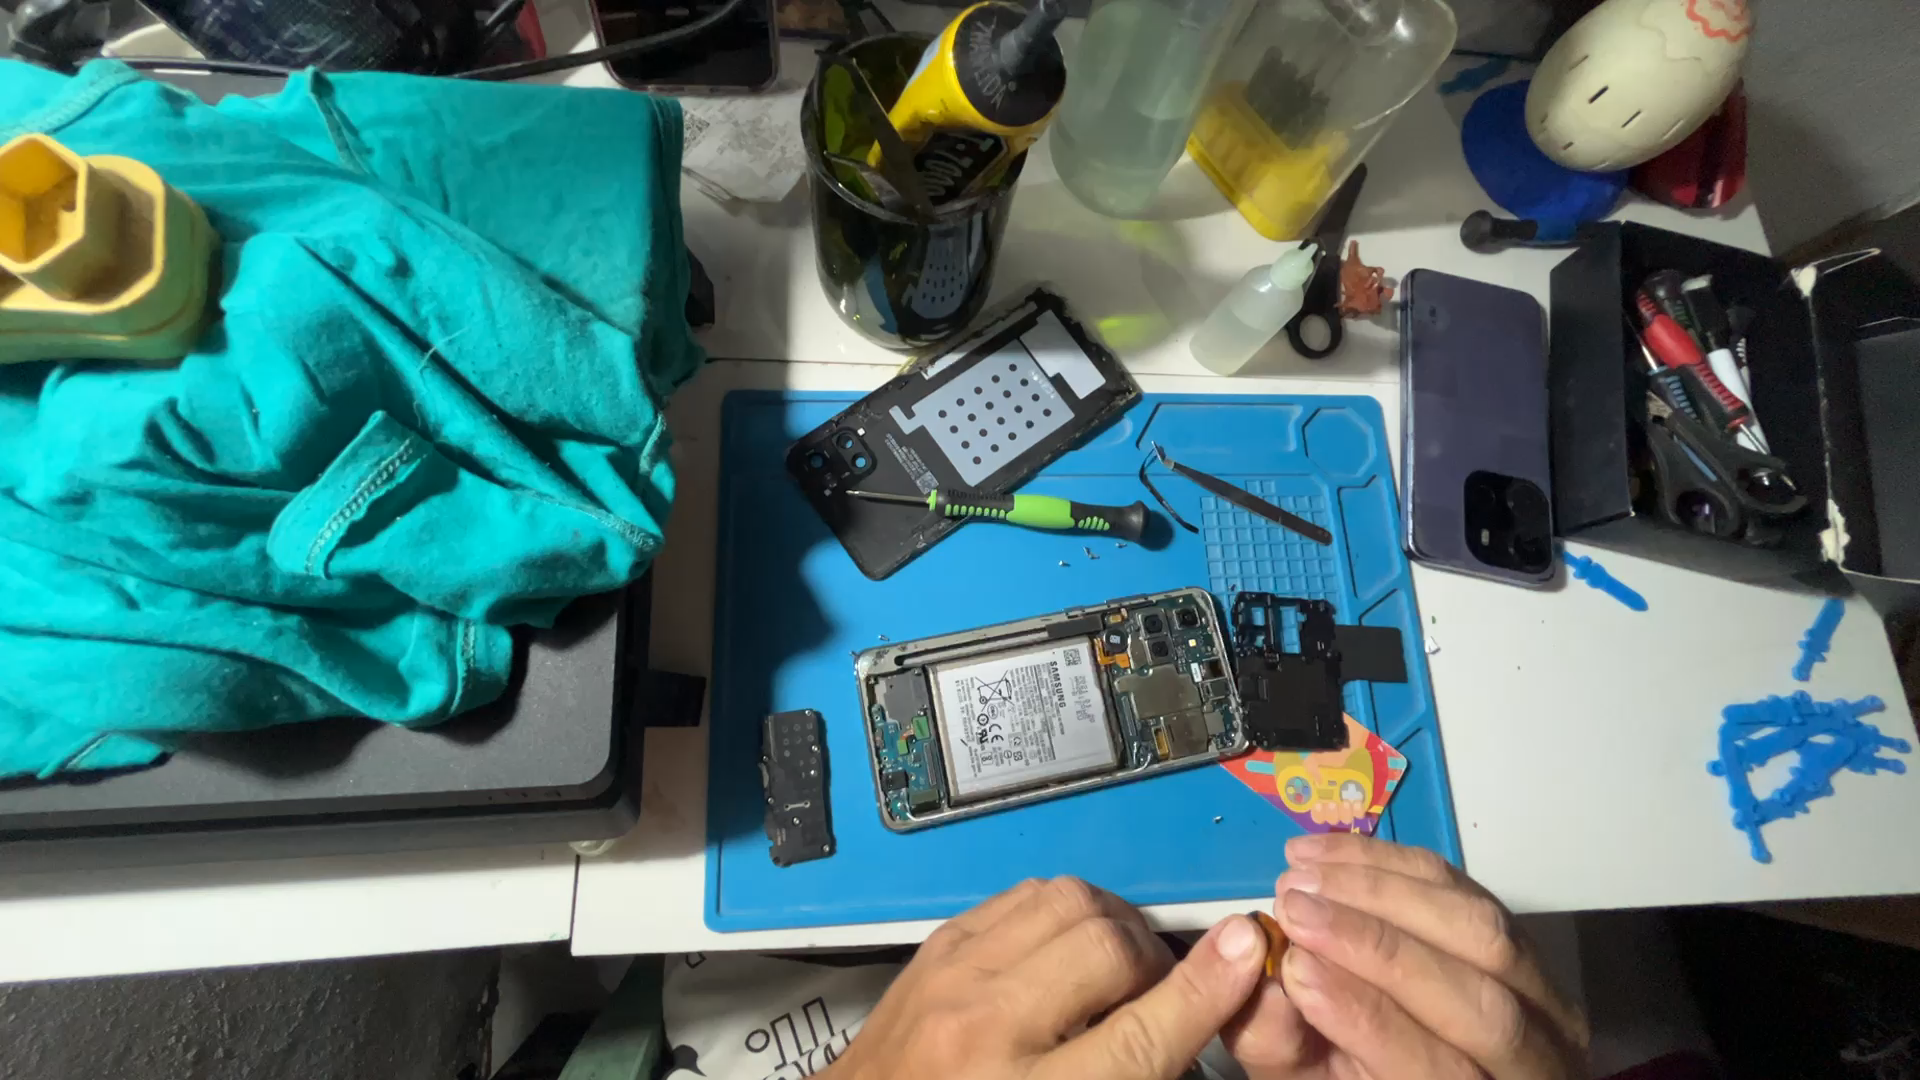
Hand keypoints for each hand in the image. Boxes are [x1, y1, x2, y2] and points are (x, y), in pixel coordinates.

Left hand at [824, 877, 1269, 1079]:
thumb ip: (1129, 1070)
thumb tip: (1183, 1022)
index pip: (1138, 1035)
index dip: (1205, 989)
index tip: (1248, 948)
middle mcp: (987, 1026)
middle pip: (1107, 949)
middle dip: (1153, 961)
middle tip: (1156, 988)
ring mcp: (956, 971)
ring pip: (1067, 902)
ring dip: (1111, 924)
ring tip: (1115, 962)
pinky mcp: (942, 941)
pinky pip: (1024, 894)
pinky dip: (1063, 912)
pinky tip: (1065, 943)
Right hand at [1224, 834, 1588, 1079]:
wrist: (1406, 1046)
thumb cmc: (1343, 1073)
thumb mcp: (1304, 1079)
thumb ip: (1280, 1041)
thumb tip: (1275, 974)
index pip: (1444, 1073)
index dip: (1365, 1015)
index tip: (1292, 964)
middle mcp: (1538, 1066)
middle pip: (1482, 1005)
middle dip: (1374, 944)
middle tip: (1291, 906)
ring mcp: (1543, 1000)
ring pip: (1483, 933)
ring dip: (1377, 890)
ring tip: (1299, 873)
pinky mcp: (1516, 935)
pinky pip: (1459, 884)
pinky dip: (1384, 859)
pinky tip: (1320, 853)